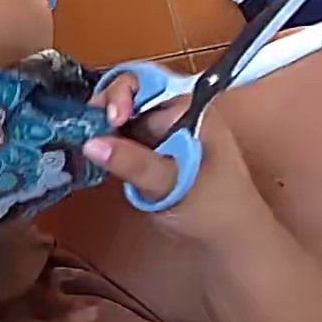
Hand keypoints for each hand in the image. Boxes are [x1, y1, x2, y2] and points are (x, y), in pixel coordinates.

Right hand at [84, 74, 266, 249]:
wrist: (231, 239)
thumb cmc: (213, 210)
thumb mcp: (172, 185)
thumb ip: (133, 163)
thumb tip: (92, 143)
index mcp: (188, 108)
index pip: (143, 82)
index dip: (119, 95)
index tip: (110, 121)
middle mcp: (175, 112)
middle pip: (127, 95)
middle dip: (105, 112)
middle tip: (90, 136)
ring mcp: (164, 131)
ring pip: (122, 118)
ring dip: (104, 131)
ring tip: (93, 151)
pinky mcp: (154, 150)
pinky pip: (125, 138)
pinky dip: (110, 147)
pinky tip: (102, 160)